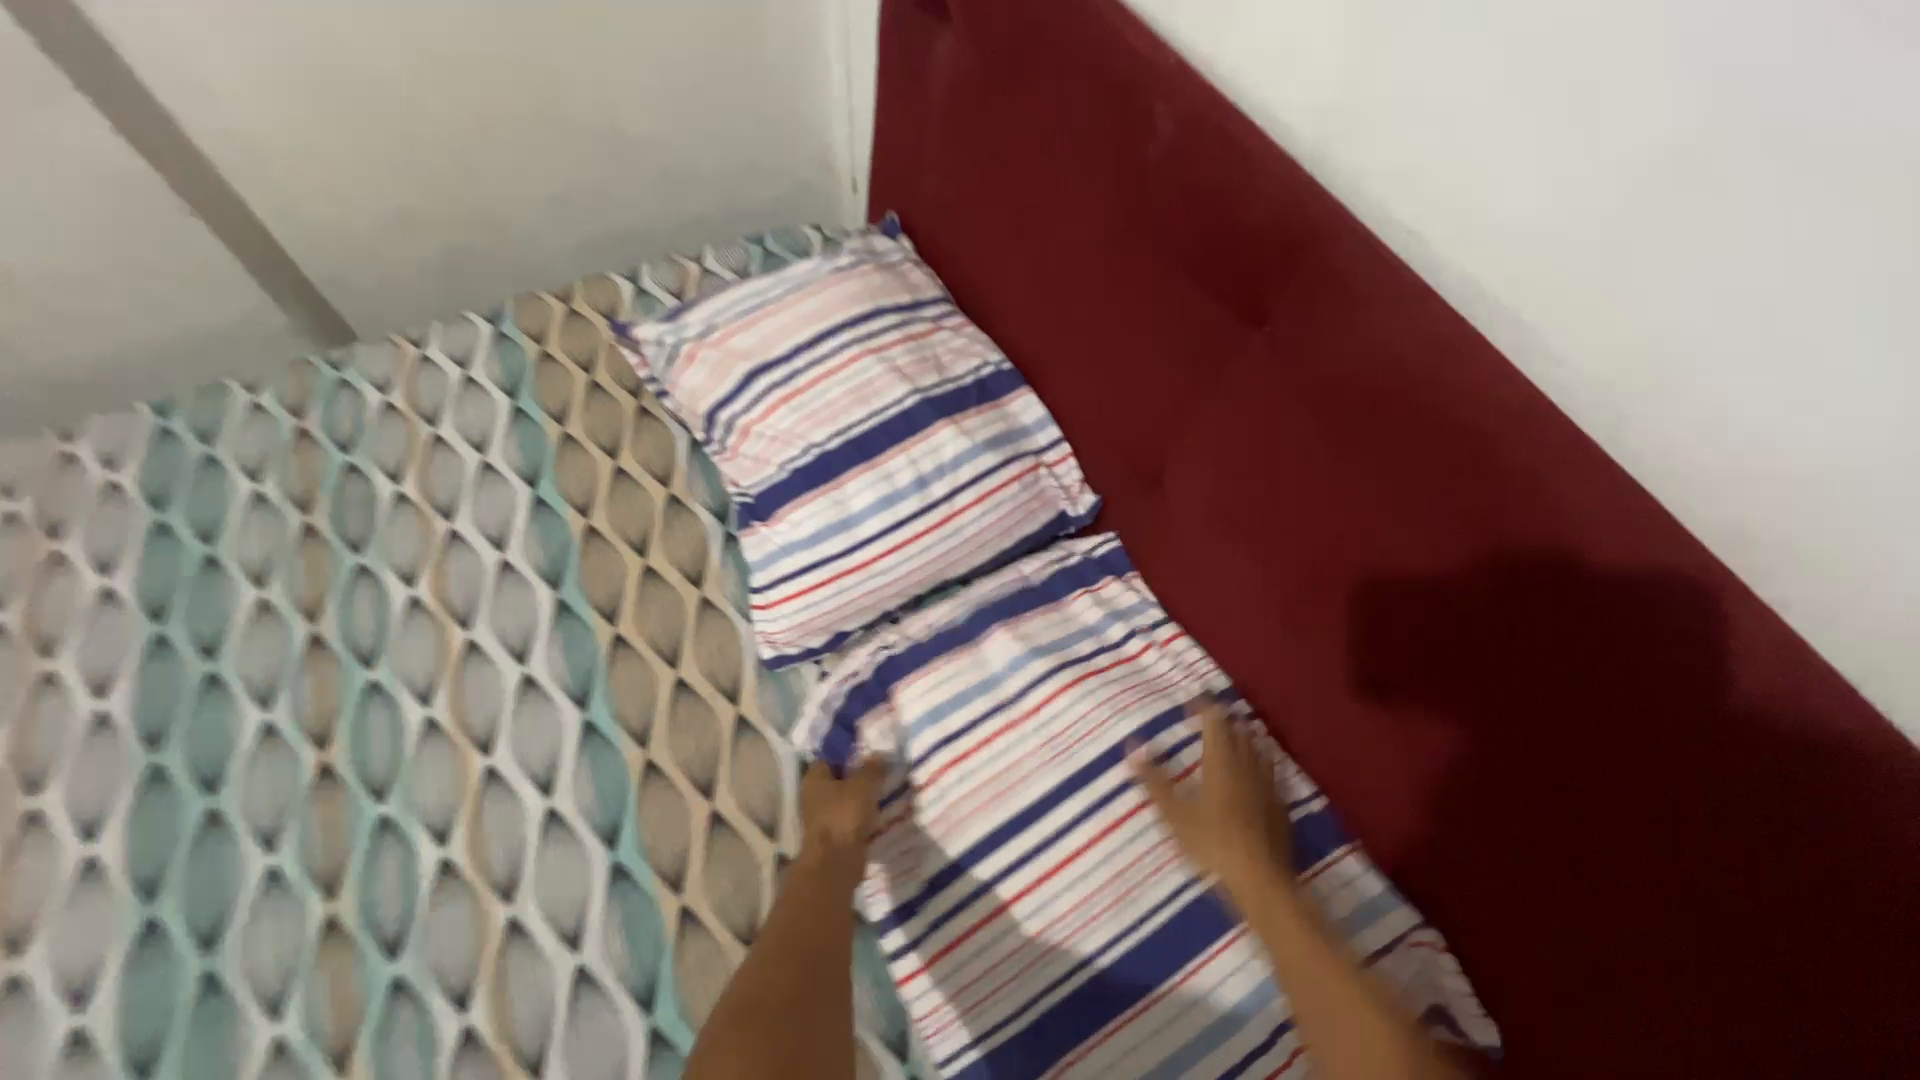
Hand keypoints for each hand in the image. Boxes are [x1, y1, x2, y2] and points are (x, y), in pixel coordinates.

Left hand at [798, 758, 888, 867]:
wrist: (835, 862)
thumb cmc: (844, 815)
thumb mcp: (863, 785)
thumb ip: (871, 768)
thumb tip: (878, 756)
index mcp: (814, 778)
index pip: (830, 756)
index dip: (849, 752)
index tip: (870, 751)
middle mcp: (814, 795)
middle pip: (838, 778)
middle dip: (858, 775)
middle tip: (881, 770)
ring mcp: (822, 816)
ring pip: (846, 799)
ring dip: (862, 797)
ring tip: (885, 790)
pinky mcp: (833, 834)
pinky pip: (850, 818)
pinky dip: (863, 816)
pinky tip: (879, 812)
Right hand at [1130, 696, 1293, 898]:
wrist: (1260, 880)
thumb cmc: (1211, 843)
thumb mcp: (1173, 814)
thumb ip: (1153, 780)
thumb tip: (1132, 747)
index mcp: (1221, 761)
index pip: (1214, 721)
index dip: (1204, 707)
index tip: (1191, 701)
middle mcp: (1247, 765)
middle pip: (1239, 731)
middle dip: (1225, 720)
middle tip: (1211, 717)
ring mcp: (1268, 785)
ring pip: (1258, 749)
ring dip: (1245, 737)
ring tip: (1234, 735)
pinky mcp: (1280, 805)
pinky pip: (1271, 771)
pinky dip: (1261, 761)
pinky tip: (1257, 773)